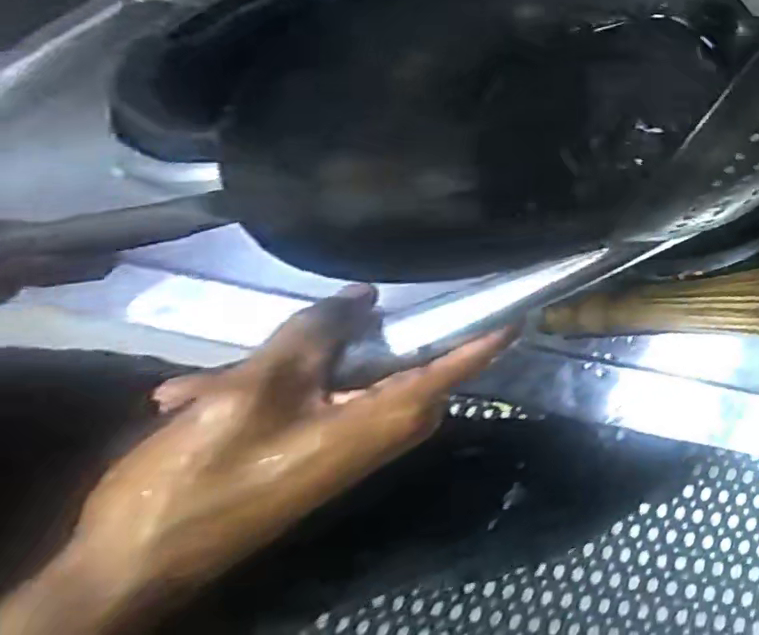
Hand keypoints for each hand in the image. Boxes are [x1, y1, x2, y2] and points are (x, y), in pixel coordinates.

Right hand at [0, 286, 512, 634]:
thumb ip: (318, 332)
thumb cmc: (200, 481)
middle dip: (336, 341)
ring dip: (278, 371)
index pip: (470, 353)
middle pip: (397, 354)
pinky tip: (190, 398)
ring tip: (202, 384)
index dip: (496, 320)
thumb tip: (365, 295)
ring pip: (341, 375)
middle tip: (278, 340)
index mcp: (400, 409)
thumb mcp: (255, 391)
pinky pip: (313, 402)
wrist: (125, 575)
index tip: (526, 288)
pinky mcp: (323, 449)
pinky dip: (262, 395)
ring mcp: (358, 438)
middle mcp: (395, 423)